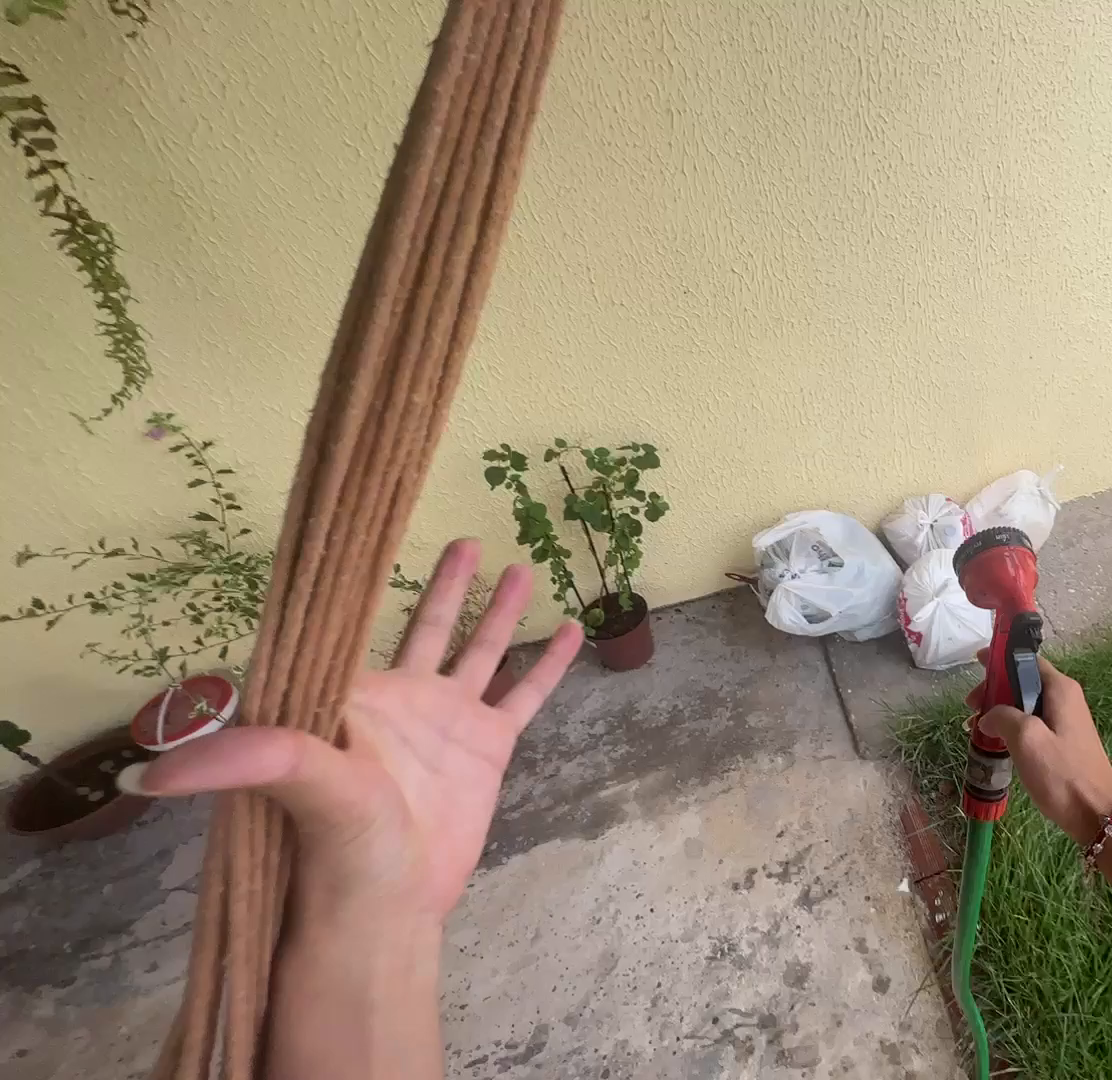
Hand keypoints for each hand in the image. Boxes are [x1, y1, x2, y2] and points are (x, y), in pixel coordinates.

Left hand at [120, 539, 584, 920]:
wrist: (394, 900)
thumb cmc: (341, 848)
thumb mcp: (310, 794)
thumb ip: (262, 759)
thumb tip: (157, 764)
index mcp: (354, 700)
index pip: (354, 631)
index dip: (363, 590)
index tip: (369, 546)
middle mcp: (403, 700)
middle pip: (429, 627)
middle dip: (448, 585)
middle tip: (465, 541)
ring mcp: (451, 720)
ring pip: (484, 650)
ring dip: (502, 611)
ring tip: (521, 569)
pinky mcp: (492, 744)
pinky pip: (527, 693)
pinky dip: (550, 663)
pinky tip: (572, 631)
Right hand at [970, 652, 1111, 845]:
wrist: (1096, 815)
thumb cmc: (1062, 773)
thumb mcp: (1026, 738)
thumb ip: (1003, 716)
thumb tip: (989, 716)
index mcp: (1060, 688)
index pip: (1026, 659)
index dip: (1000, 660)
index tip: (976, 666)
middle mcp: (1066, 697)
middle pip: (1024, 681)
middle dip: (995, 690)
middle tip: (971, 707)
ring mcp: (1066, 720)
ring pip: (1027, 703)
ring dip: (1001, 710)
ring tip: (978, 728)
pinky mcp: (1064, 741)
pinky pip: (1033, 723)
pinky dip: (1013, 727)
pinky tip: (998, 743)